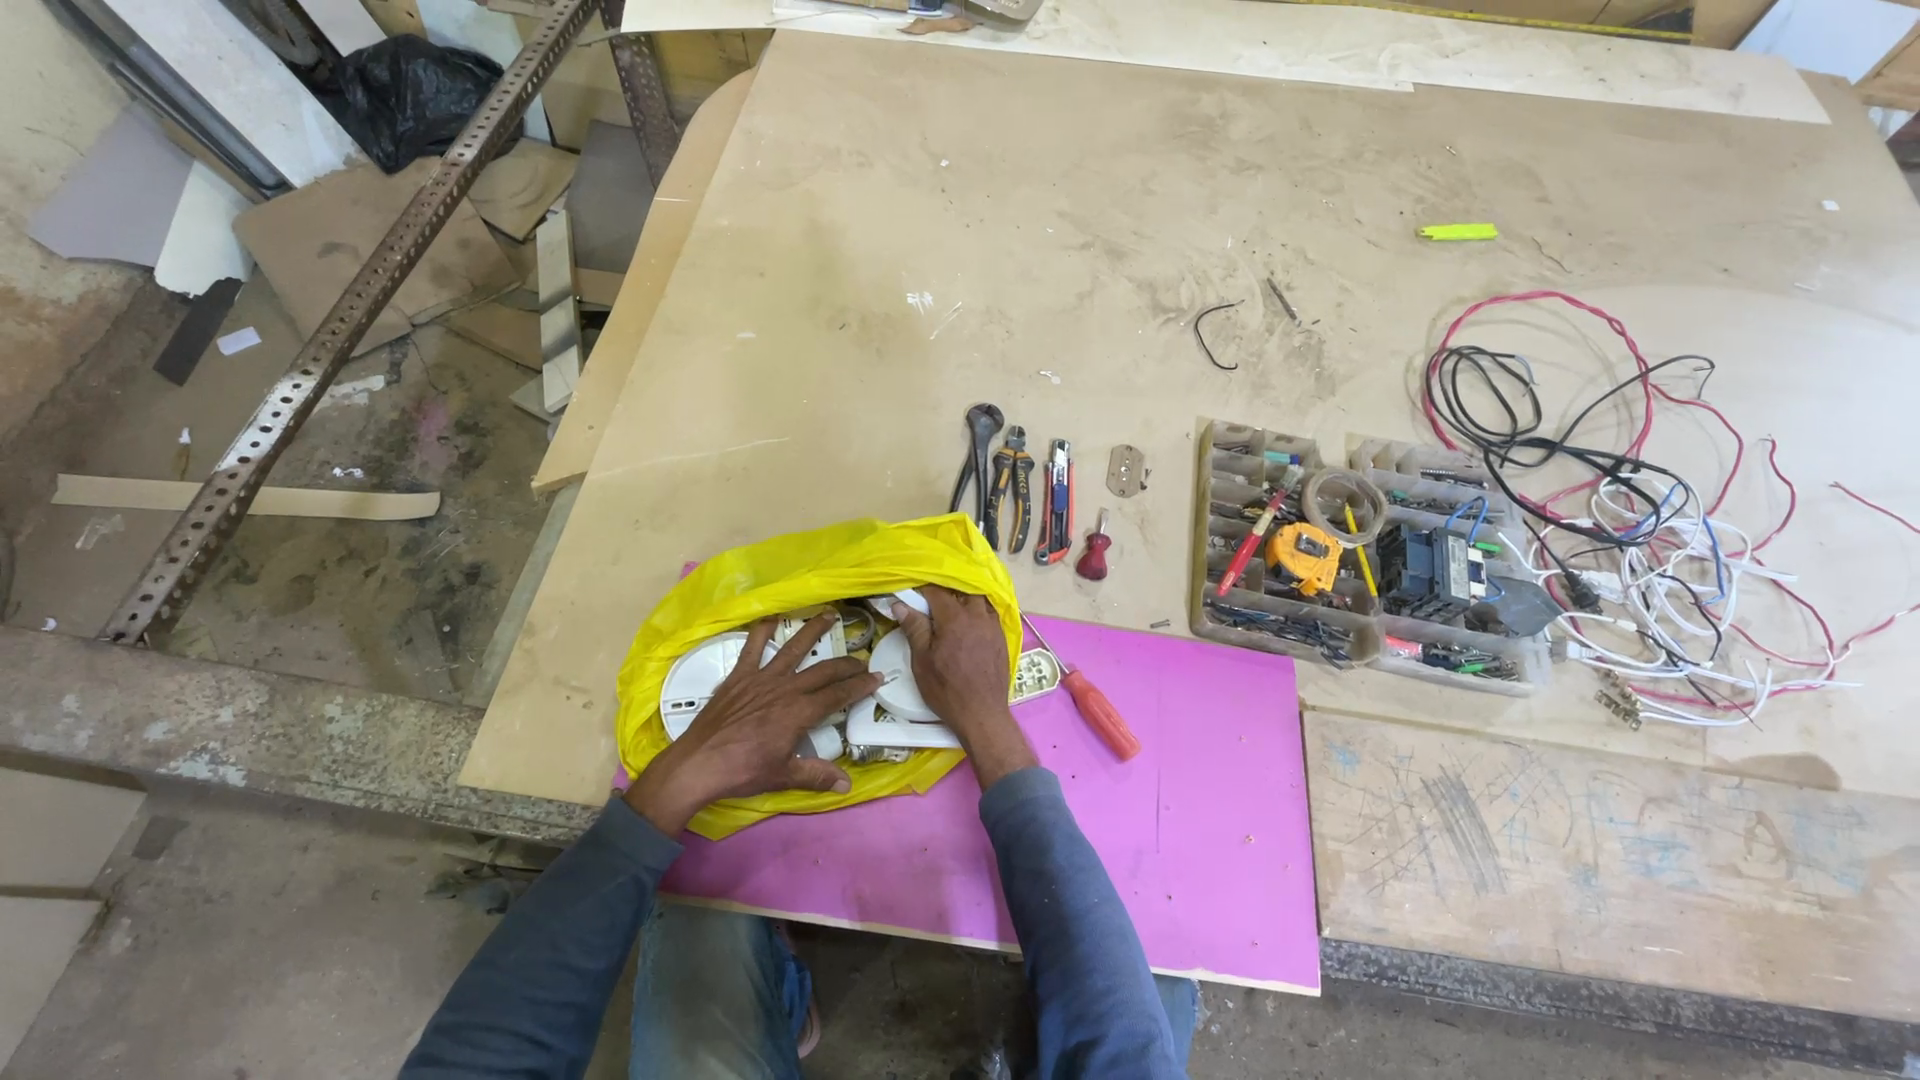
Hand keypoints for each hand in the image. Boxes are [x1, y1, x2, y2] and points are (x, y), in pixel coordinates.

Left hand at [626, 614, 879, 834]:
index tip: (877, 677)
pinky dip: (762, 630)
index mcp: (800, 712)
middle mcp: (785, 688)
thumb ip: (816, 776)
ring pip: (793, 648)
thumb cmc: (742, 772)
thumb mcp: (784, 776)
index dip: (860, 686)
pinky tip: (771, 616)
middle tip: (861, 660)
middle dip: (846, 664)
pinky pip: (752, 648)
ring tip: (829, 615)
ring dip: (813, 630)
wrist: (698, 764)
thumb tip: (846, 785)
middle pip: (823, 670)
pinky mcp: (738, 677)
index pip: (839, 695)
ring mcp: (761, 679)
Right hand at [892, 586, 1036, 788]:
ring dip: (966, 598)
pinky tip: (970, 621)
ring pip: (981, 599)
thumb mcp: (922, 661)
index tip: (913, 593)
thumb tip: (901, 605)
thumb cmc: (946, 690)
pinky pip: (991, 614)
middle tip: (933, 599)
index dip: (923, 589)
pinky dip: (979, 610)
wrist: (981, 714)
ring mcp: (993, 627)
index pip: (937, 592)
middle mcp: (977, 617)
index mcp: (955, 619)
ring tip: (952, 607)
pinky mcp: (1002, 639)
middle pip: (963, 590)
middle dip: (948, 589)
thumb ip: (914, 629)